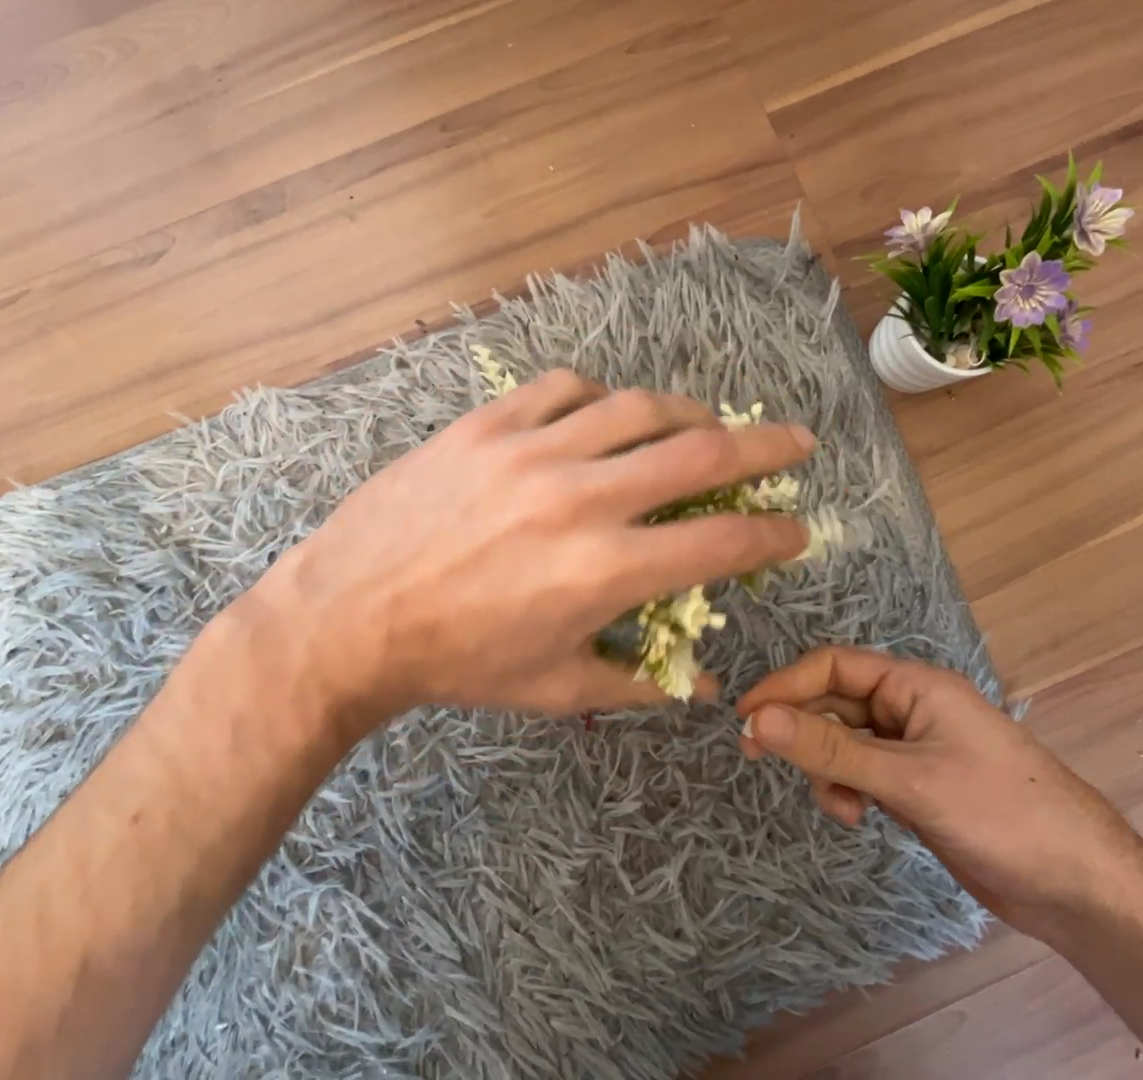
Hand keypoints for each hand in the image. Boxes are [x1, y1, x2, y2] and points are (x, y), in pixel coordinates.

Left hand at [239, 369, 813, 730]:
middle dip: (765, 448)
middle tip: (795, 443)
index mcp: (605, 571)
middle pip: (701, 454)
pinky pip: (563, 389)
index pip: (723, 543)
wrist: (347, 618)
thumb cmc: (454, 663)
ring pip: (638, 407)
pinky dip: (599, 398)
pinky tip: (604, 415)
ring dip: (688, 412)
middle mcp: (581, 498)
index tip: (794, 530)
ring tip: (707, 422)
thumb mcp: (553, 689)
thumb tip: (700, 686)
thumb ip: (636, 683)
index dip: (773, 535)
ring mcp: (531, 451)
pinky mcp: (486, 426)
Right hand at [736, 646, 1142, 937]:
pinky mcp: (916, 786)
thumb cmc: (1000, 814)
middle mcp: (911, 709)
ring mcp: (914, 749)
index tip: (743, 719)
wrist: (1078, 887)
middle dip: (799, 731)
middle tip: (758, 759)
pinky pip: (861, 773)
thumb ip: (830, 748)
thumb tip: (756, 718)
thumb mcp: (908, 778)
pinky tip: (859, 818)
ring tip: (841, 806)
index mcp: (915, 686)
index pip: (832, 667)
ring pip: (843, 743)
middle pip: (833, 703)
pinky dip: (848, 791)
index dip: (783, 686)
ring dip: (827, 769)